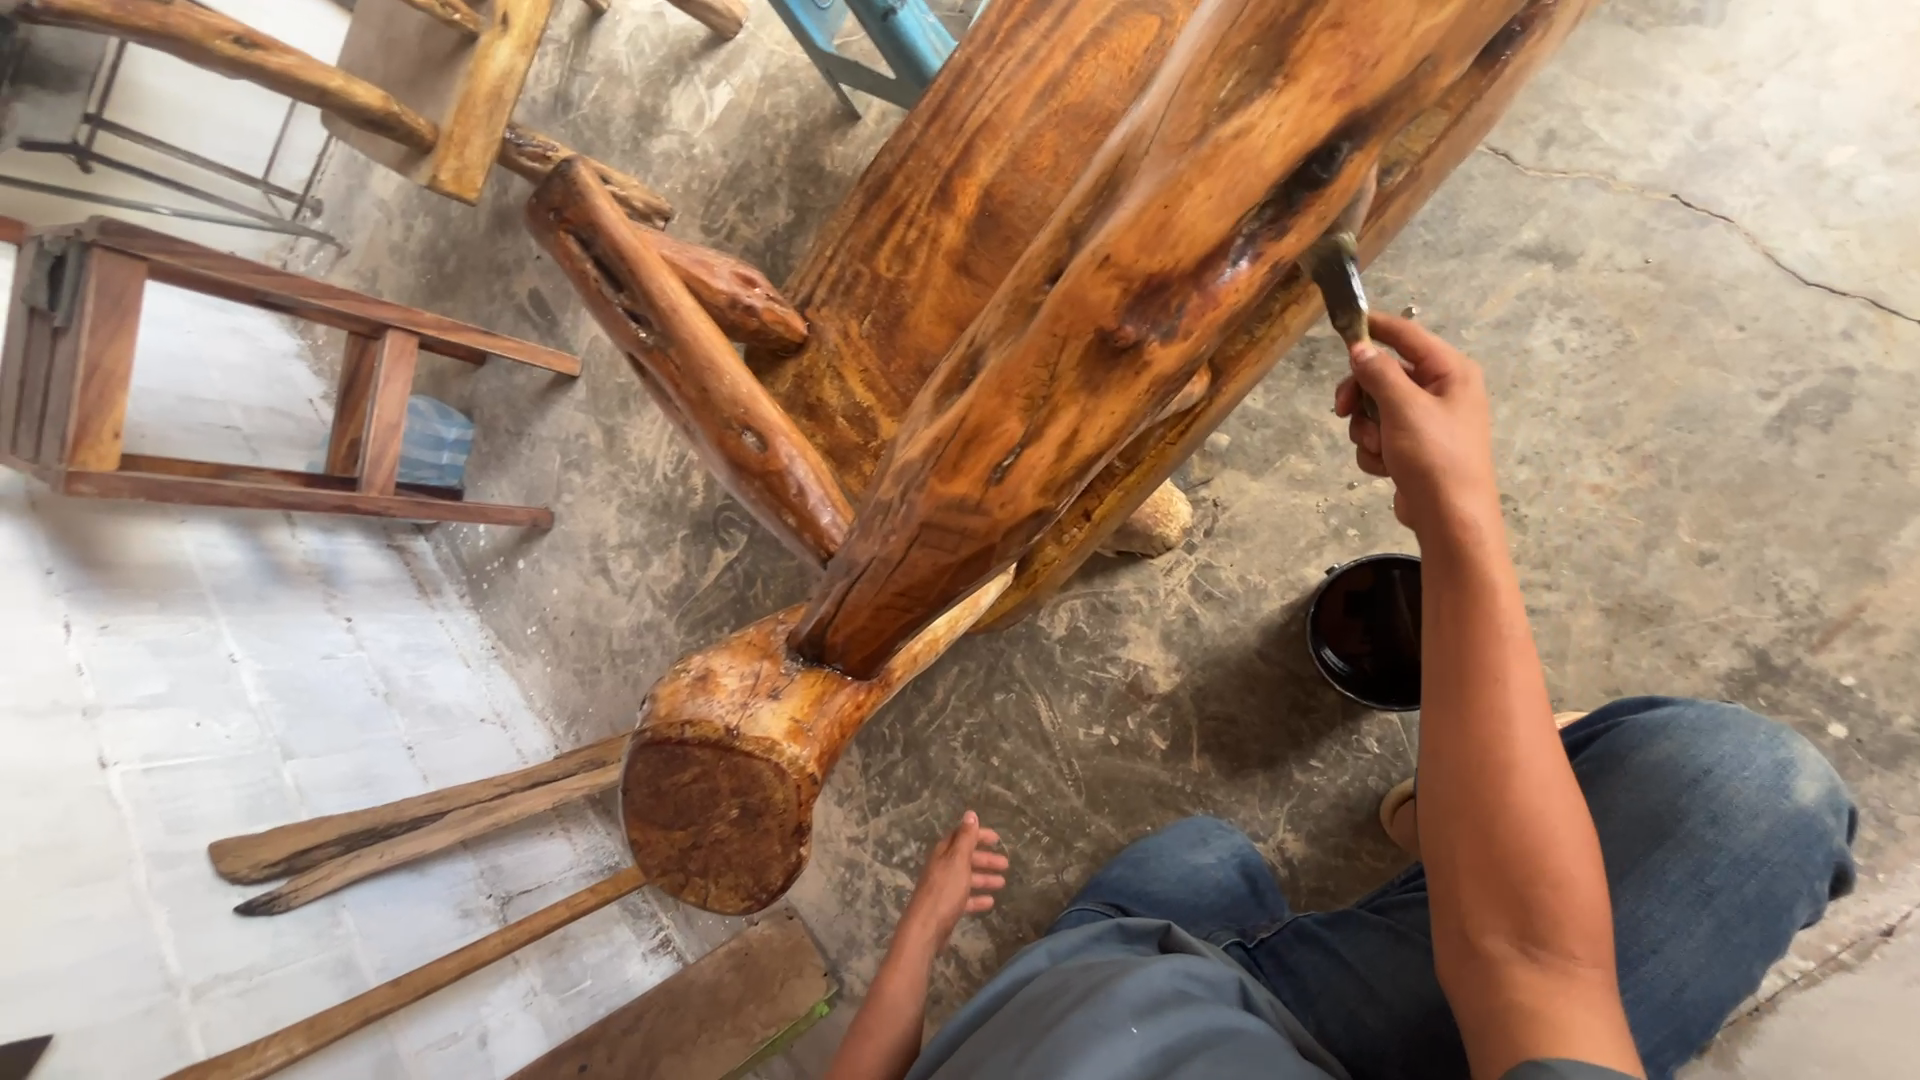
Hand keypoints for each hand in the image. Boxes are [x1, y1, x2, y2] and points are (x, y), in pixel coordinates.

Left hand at [896, 811, 1007, 955]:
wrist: (926, 928)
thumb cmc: (944, 891)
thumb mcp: (958, 860)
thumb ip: (965, 838)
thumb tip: (970, 813)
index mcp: (943, 853)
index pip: (962, 836)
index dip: (978, 835)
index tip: (997, 839)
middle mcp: (942, 867)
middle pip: (966, 858)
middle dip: (985, 859)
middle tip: (1005, 864)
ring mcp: (943, 888)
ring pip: (967, 878)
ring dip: (984, 878)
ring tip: (1002, 883)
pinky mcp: (946, 907)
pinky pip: (965, 898)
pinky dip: (977, 898)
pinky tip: (990, 902)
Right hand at [1333, 313, 1499, 537]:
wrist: (1449, 516)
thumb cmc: (1434, 456)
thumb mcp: (1403, 409)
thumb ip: (1379, 374)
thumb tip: (1360, 348)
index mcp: (1450, 372)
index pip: (1408, 337)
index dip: (1376, 329)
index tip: (1346, 324)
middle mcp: (1441, 391)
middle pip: (1383, 376)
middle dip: (1361, 398)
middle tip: (1342, 410)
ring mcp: (1426, 420)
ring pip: (1374, 409)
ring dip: (1366, 430)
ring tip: (1379, 449)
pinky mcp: (1413, 446)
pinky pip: (1379, 436)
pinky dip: (1374, 451)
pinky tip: (1385, 467)